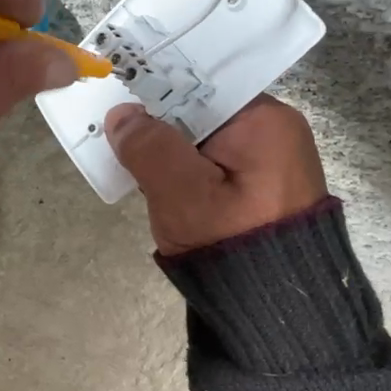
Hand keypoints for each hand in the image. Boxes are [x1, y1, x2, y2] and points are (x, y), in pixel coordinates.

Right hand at [105, 95, 328, 254]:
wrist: (271, 305)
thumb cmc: (227, 239)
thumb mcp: (181, 192)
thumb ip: (149, 147)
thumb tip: (122, 114)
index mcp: (264, 120)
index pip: (201, 85)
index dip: (157, 90)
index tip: (119, 100)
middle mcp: (273, 130)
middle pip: (199, 110)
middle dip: (158, 123)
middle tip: (118, 136)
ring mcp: (266, 159)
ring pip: (200, 137)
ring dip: (166, 150)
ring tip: (131, 162)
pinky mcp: (255, 185)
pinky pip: (209, 161)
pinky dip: (181, 169)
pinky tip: (157, 183)